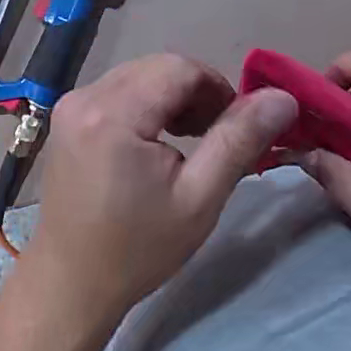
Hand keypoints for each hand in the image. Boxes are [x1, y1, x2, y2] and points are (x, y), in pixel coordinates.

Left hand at [19, 54, 297, 324]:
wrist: (71, 282)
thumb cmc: (137, 248)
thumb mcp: (199, 198)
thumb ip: (239, 140)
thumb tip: (282, 98)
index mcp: (113, 113)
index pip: (180, 68)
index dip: (217, 88)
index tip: (235, 127)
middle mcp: (86, 96)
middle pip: (159, 68)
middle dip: (196, 93)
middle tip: (215, 136)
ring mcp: (71, 105)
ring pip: (140, 76)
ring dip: (173, 97)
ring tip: (190, 140)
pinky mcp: (67, 117)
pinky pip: (119, 90)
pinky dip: (147, 104)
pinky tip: (158, 141)